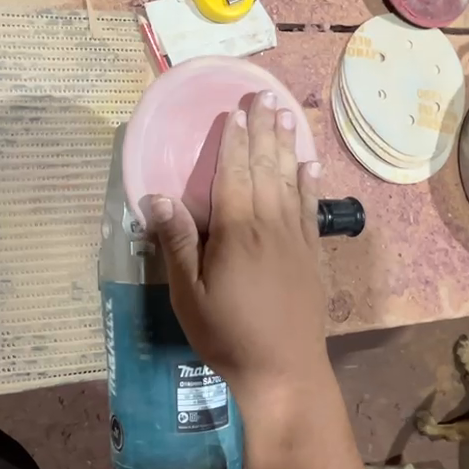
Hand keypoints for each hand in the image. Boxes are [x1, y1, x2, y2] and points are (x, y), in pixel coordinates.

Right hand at [146, 90, 329, 403]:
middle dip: (263, 130)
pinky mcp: (312, 256)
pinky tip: (310, 165)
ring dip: (287, 146)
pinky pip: (310, 209)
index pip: (234, 174)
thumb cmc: (226, 334)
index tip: (236, 110)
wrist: (283, 372)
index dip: (234, 140)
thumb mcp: (187, 295)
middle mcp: (270, 226)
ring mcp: (296, 239)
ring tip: (286, 115)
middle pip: (266, 168)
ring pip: (290, 181)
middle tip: (264, 96)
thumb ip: (176, 243)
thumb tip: (157, 197)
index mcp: (237, 232)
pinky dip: (309, 183)